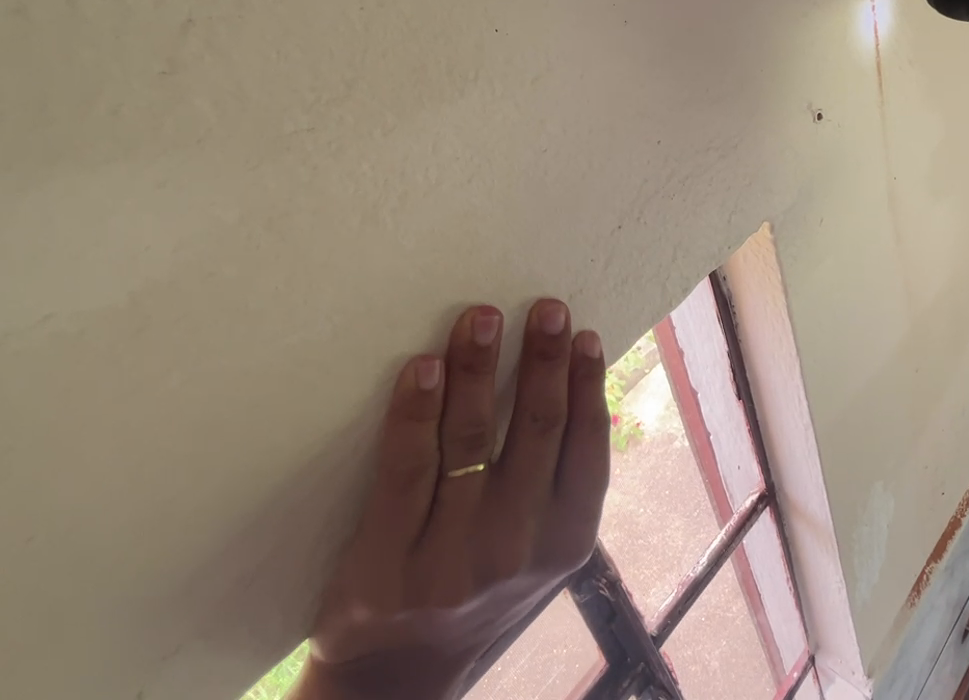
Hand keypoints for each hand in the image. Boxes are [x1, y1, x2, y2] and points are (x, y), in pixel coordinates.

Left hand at [293, 301, 609, 699]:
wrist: (396, 683)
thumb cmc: (483, 594)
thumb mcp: (544, 554)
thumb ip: (563, 487)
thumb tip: (582, 392)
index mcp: (568, 541)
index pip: (586, 445)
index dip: (587, 383)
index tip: (585, 334)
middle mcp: (518, 548)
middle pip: (536, 430)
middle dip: (544, 360)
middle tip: (545, 307)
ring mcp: (450, 561)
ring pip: (471, 440)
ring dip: (481, 369)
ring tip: (483, 318)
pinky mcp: (381, 569)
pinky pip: (405, 471)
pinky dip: (417, 411)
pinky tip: (425, 368)